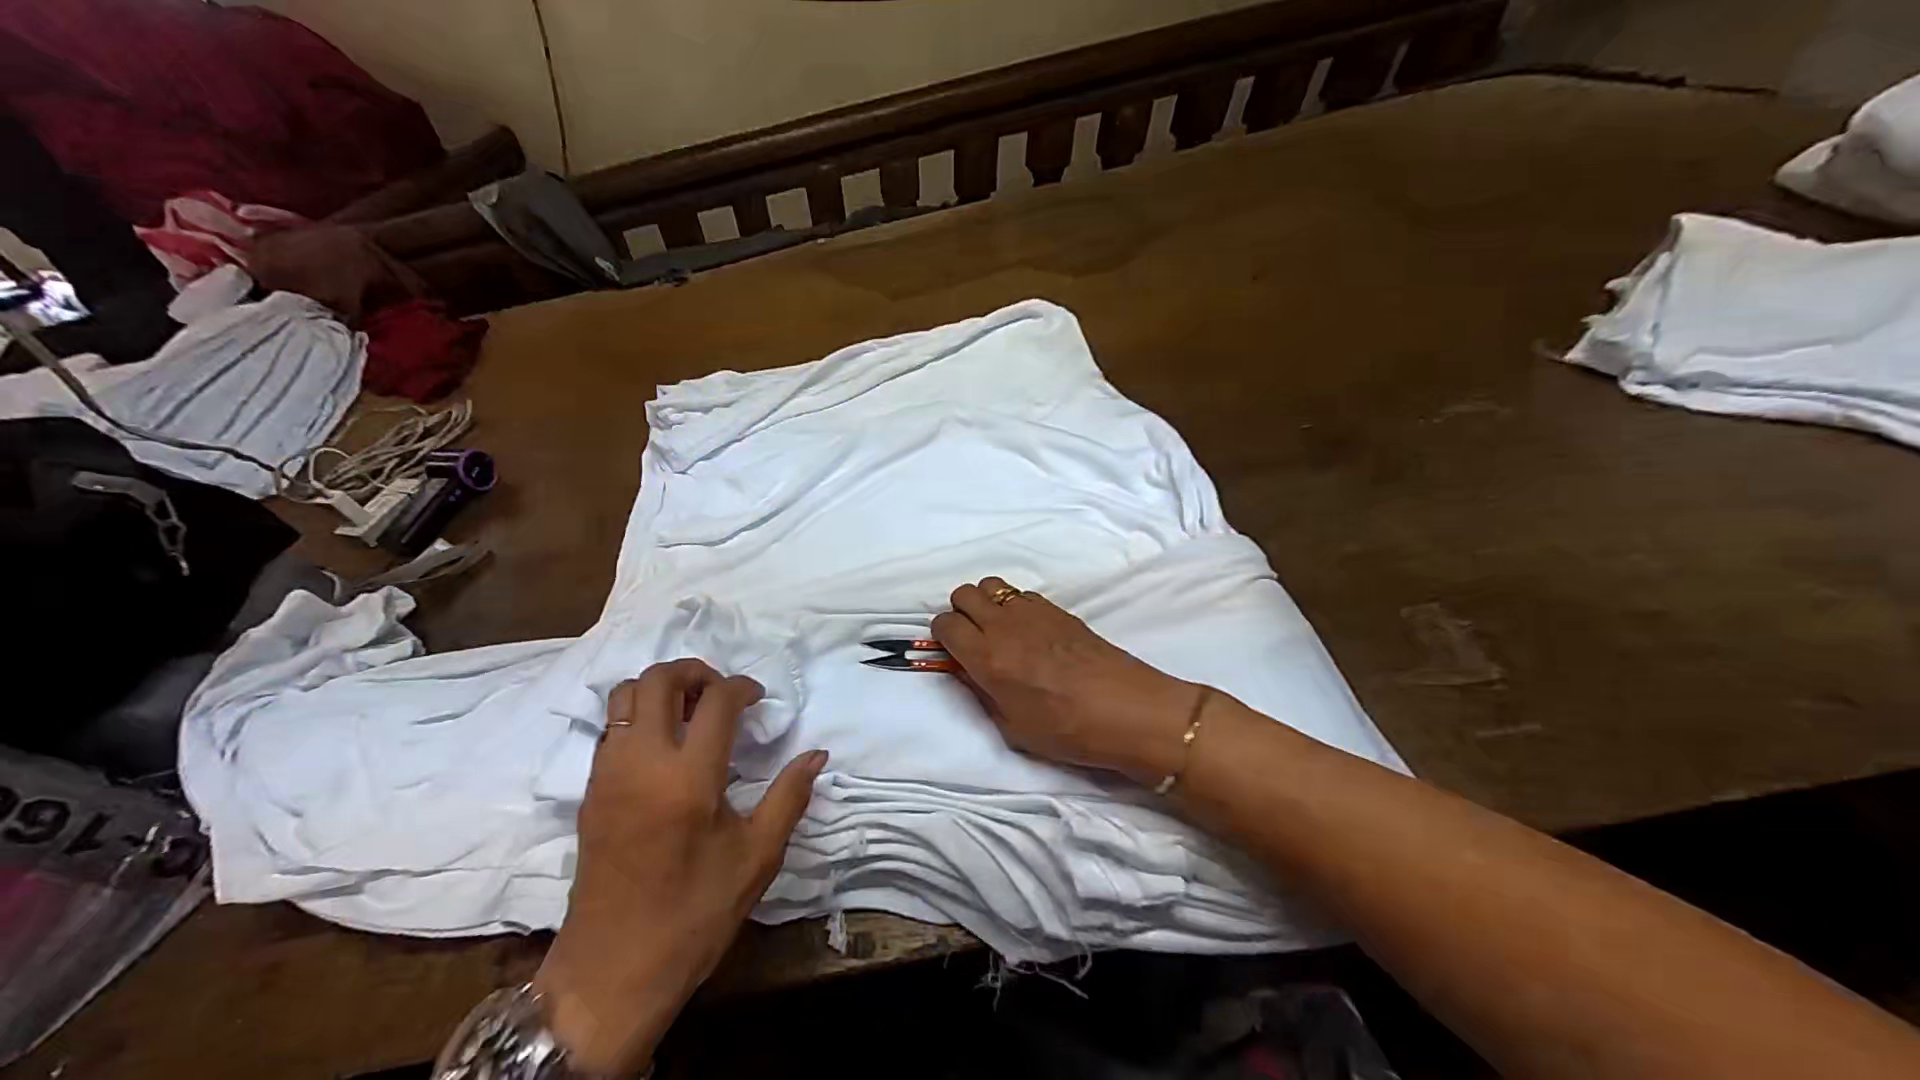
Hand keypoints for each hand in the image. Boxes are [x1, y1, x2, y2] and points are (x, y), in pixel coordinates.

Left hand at [533, 659, 826, 1075]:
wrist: (613, 969)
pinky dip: (637, 713)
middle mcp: (642, 762)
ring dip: (660, 687)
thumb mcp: (757, 858)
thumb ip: (789, 797)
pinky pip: (610, 726)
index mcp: (689, 777)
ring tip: (691, 710)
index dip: (742, 687)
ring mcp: (608, 773)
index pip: (716, 700)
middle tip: (722, 692)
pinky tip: (664, 743)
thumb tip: (816, 754)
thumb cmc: (695, 914)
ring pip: (624, 695)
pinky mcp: (590, 790)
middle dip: (695, 671)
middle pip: (659, 679)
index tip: (758, 699)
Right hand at [932, 576, 1206, 784]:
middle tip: (973, 639)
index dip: (943, 637)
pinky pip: (1022, 594)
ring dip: (987, 603)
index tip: (953, 652)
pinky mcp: (1059, 609)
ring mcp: (1034, 612)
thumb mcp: (1012, 727)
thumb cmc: (1067, 731)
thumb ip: (982, 692)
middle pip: (964, 594)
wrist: (1128, 712)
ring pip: (992, 585)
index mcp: (988, 658)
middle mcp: (1005, 626)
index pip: (945, 624)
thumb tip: (966, 669)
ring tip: (1000, 631)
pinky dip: (1015, 606)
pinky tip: (1032, 632)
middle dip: (960, 613)